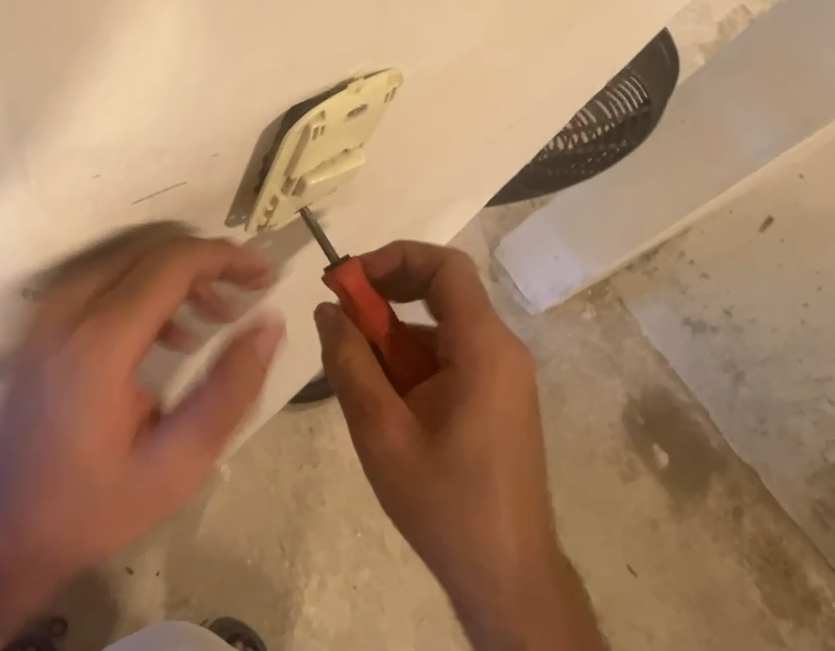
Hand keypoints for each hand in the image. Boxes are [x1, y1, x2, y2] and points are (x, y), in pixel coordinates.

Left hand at [0, 225, 283, 650]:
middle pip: (149, 250)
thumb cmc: (95, 504)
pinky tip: (172, 334)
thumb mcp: (178, 463)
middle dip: (206, 264)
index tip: (266, 273)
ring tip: (216, 319)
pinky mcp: (38, 322)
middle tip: (246, 297)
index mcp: (101, 341)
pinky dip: (143, 288)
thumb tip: (270, 325)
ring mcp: (46, 312)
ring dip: (176, 276)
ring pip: (124, 258)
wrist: (6, 528)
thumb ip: (230, 389)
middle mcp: (67, 310)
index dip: (226, 258)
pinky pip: (100, 278)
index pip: (172, 263)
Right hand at [315, 240, 603, 649]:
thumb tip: (327, 310)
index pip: (445, 267)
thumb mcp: (380, 431)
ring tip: (353, 376)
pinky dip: (409, 364)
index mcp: (484, 349)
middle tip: (338, 318)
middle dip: (385, 297)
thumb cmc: (444, 503)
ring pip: (439, 330)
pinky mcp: (496, 401)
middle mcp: (502, 351)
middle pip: (442, 293)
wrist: (507, 576)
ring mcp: (502, 377)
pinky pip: (448, 359)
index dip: (393, 258)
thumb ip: (349, 362)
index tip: (345, 280)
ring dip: (392, 338)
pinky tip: (382, 403)